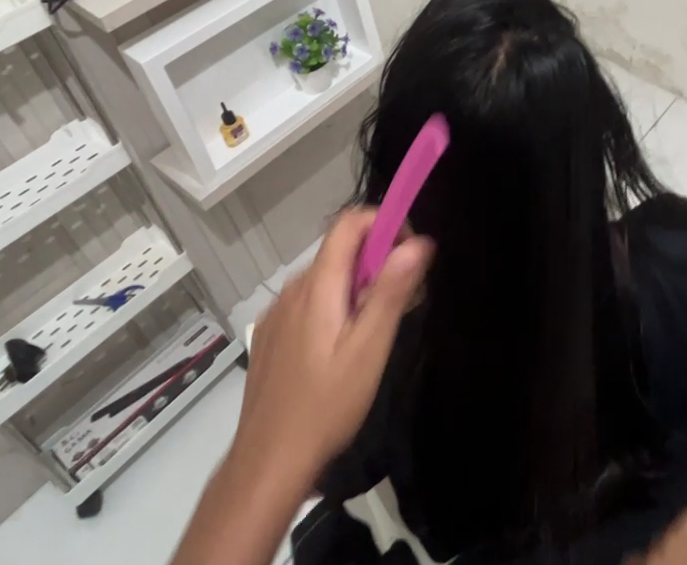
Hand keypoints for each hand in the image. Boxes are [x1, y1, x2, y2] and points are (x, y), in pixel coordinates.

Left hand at [171, 208, 431, 564]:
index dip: (384, 225)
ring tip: (375, 337)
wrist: (267, 462)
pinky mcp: (271, 336)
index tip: (410, 256)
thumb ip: (391, 292)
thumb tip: (419, 242)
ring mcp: (277, 314)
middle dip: (378, 265)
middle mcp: (293, 290)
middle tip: (403, 307)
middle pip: (341, 252)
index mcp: (318, 287)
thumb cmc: (326, 406)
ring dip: (357, 290)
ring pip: (326, 280)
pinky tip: (341, 354)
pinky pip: (309, 304)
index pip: (349, 224)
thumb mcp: (369, 350)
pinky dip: (334, 310)